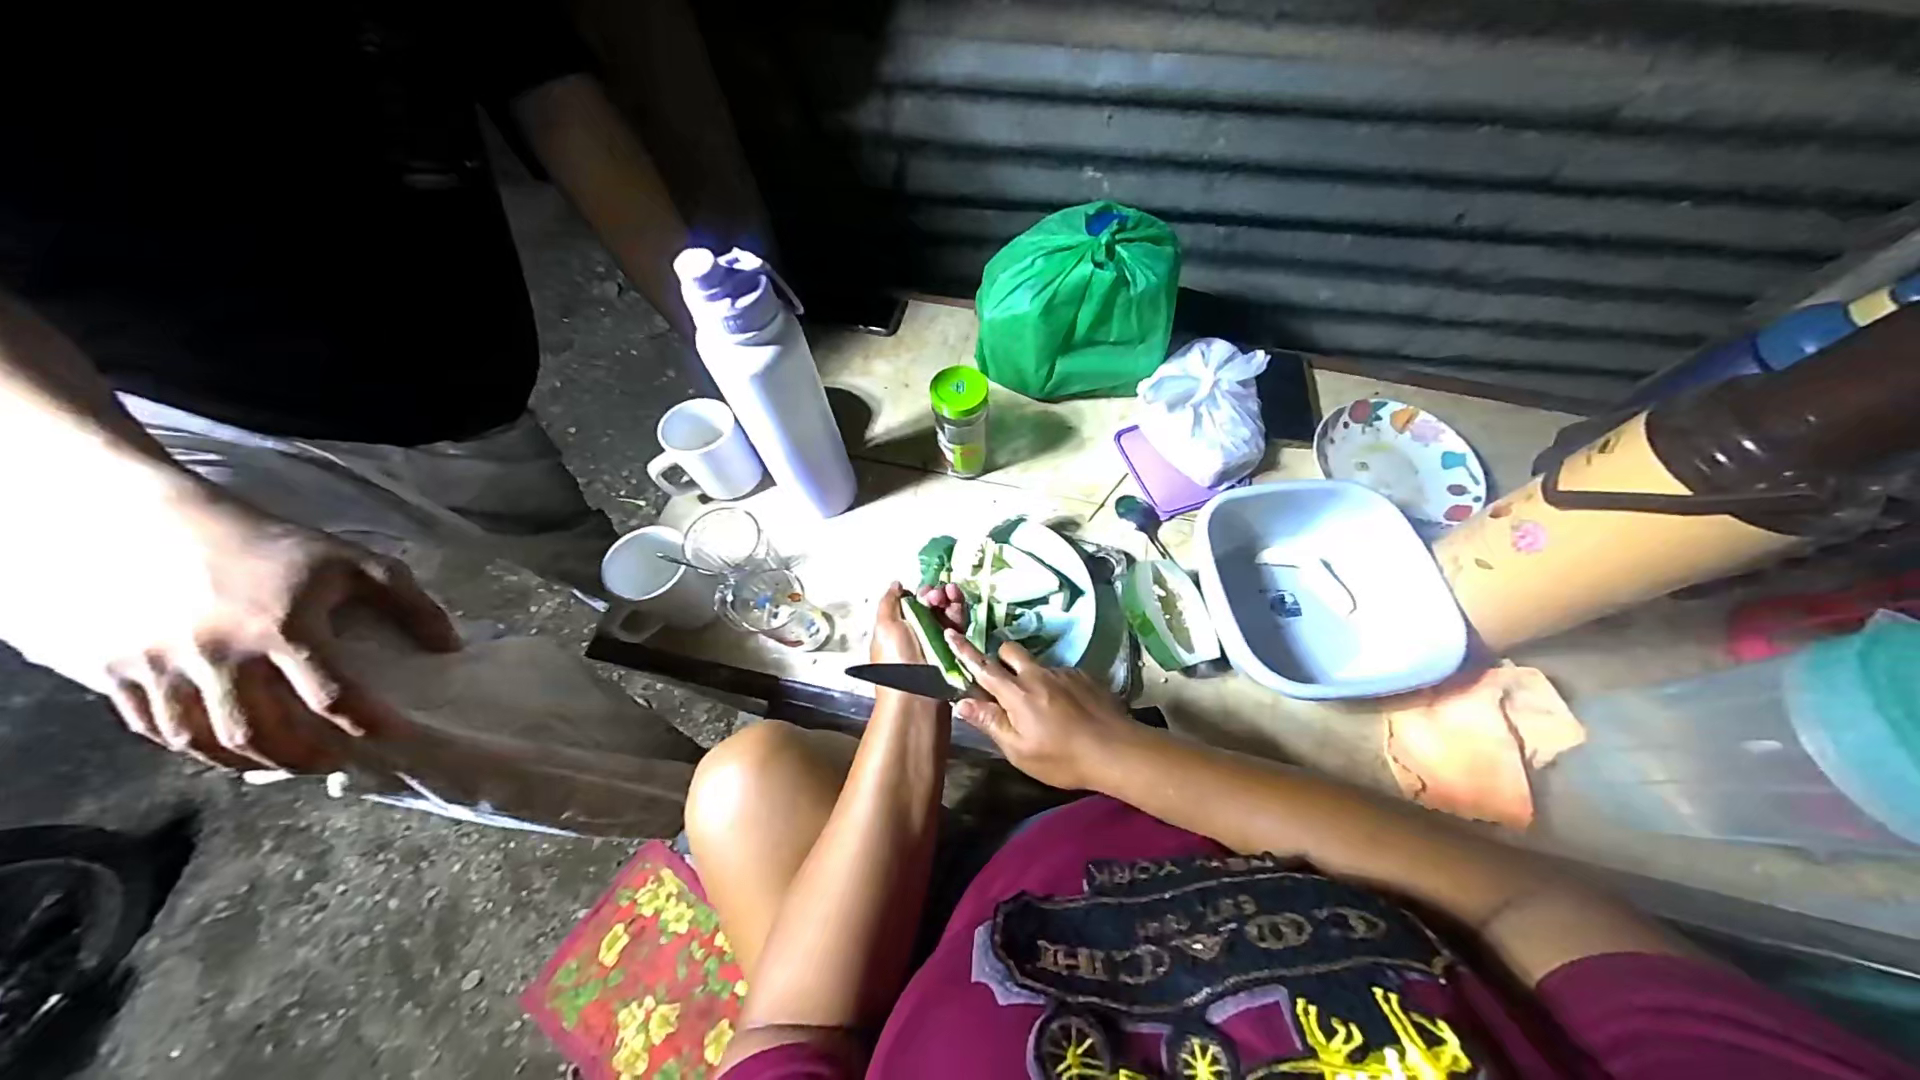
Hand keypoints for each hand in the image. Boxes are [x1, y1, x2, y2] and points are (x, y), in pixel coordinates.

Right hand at [2, 484, 459, 770]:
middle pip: (263, 730)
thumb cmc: (270, 545)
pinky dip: (193, 748)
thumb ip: (410, 604)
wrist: (147, 522)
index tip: (394, 738)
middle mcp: (220, 656)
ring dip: (248, 760)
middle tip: (336, 761)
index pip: (332, 694)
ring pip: (203, 739)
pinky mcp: (114, 672)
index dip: (366, 723)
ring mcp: (160, 667)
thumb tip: (448, 648)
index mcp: (284, 627)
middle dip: (303, 756)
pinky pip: (153, 728)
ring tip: (288, 762)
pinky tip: (226, 747)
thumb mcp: (354, 563)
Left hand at [867, 582, 967, 665]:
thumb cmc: (895, 661)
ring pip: (949, 613)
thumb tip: (897, 584)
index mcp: (902, 626)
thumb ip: (889, 603)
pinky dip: (961, 613)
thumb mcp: (884, 627)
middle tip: (938, 596)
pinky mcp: (956, 650)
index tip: (926, 592)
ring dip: (951, 600)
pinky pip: (961, 627)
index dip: (922, 593)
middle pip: (934, 606)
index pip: (916, 602)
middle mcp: (921, 632)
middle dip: (937, 595)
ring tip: (951, 594)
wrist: (915, 697)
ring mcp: (939, 641)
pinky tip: (957, 606)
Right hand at [943, 630, 1140, 790]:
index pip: (983, 667)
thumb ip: (991, 723)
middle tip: (1004, 684)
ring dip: (1032, 678)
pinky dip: (1056, 686)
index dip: (964, 651)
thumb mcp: (1019, 751)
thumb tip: (963, 702)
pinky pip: (1060, 673)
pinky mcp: (1084, 676)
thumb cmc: (1062, 758)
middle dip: (1001, 659)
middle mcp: (1037, 675)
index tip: (950, 633)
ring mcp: (1063, 672)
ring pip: (1037, 665)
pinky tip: (1068, 711)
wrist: (1116, 750)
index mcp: (1017, 694)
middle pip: (1010, 651)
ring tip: (1045, 710)